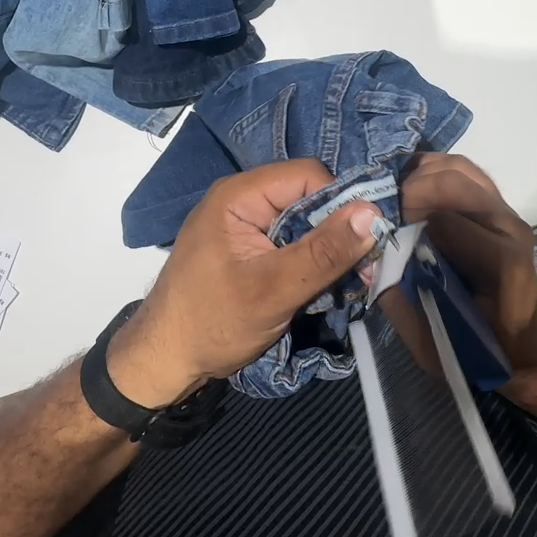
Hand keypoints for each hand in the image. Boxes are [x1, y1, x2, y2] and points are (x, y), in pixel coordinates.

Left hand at [108, 159, 379, 407]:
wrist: (164, 361)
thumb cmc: (212, 323)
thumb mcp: (274, 290)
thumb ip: (323, 252)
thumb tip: (372, 213)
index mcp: (240, 195)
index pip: (309, 175)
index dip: (341, 204)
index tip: (365, 244)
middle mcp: (243, 199)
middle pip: (309, 197)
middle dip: (338, 232)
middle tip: (363, 272)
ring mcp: (245, 225)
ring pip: (304, 222)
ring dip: (327, 252)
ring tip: (347, 285)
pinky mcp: (249, 248)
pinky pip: (291, 242)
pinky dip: (311, 262)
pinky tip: (323, 287)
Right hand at [401, 153, 536, 363]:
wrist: (519, 340)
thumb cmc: (476, 346)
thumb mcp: (432, 344)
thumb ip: (400, 305)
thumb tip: (367, 263)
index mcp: (500, 266)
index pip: (446, 222)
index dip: (407, 222)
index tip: (382, 235)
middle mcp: (509, 228)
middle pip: (454, 183)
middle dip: (410, 190)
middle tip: (384, 211)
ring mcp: (506, 211)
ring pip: (458, 167)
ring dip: (420, 174)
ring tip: (395, 196)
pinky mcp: (497, 203)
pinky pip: (463, 169)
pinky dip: (432, 170)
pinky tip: (410, 186)